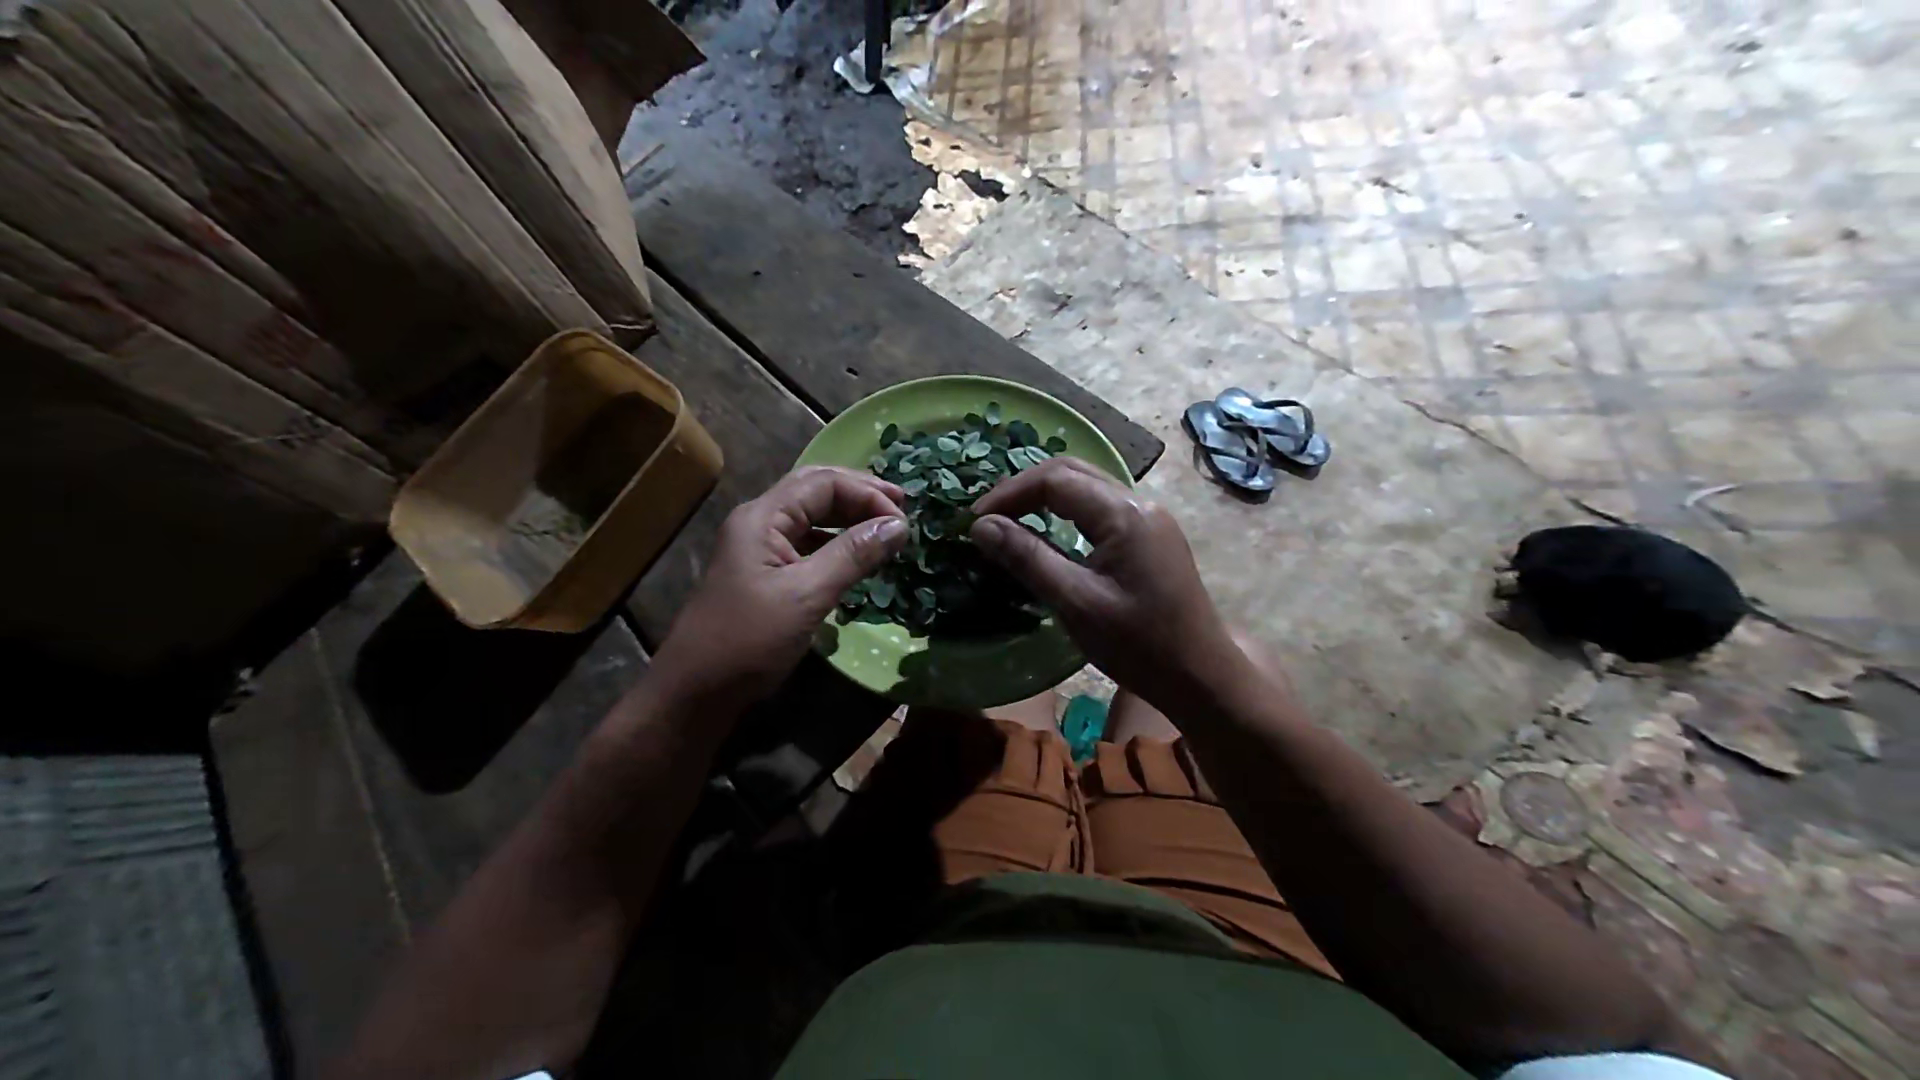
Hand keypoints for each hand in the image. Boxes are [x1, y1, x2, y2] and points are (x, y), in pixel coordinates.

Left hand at [653, 467, 908, 708]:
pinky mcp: (766, 575)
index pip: (823, 483)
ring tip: (887, 530)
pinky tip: (859, 559)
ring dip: (850, 519)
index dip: (867, 493)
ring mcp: (760, 549)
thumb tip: (900, 525)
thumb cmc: (748, 641)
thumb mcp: (806, 595)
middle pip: (816, 491)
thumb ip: (853, 555)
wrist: (695, 692)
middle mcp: (759, 523)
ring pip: (812, 518)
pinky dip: (837, 545)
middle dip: (860, 495)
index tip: (904, 521)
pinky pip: (808, 546)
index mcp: (762, 517)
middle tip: (902, 508)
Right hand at [968, 457, 1249, 710]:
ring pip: (1087, 487)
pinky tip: (1047, 534)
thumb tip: (980, 526)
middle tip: (988, 518)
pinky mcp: (1150, 537)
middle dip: (1024, 488)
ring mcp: (1149, 518)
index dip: (1008, 494)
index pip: (1055, 479)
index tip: (974, 521)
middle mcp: (1139, 504)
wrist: (1201, 676)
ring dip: (1045, 497)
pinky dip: (1066, 512)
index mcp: (1124, 514)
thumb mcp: (1076, 602)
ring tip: (1009, 522)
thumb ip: (1027, 558)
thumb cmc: (1139, 645)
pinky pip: (1100, 507)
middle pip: (1072, 472)